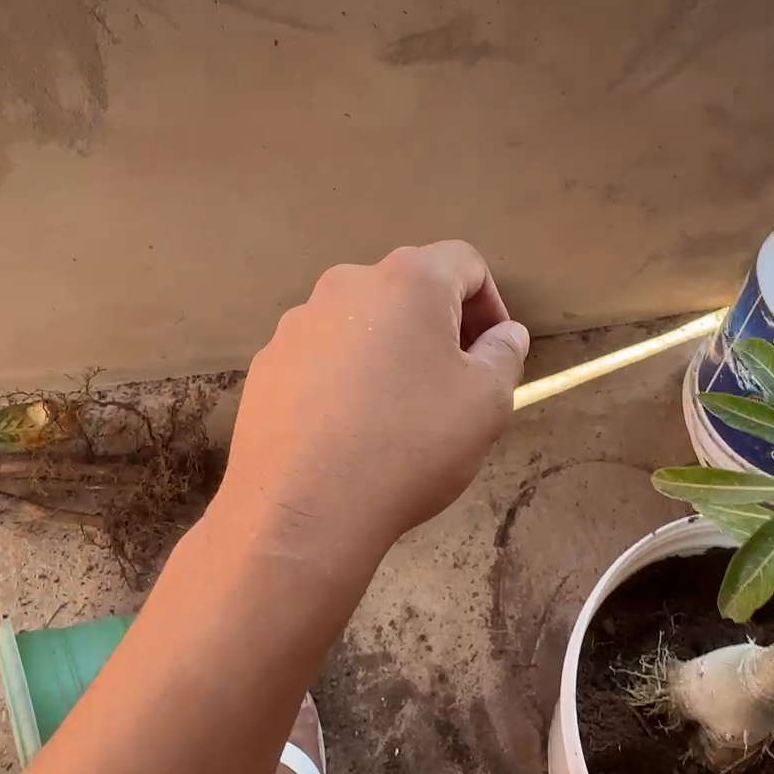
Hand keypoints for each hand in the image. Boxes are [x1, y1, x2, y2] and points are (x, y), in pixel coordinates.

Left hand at [216, 241, 528, 561]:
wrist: (305, 510)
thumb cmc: (411, 445)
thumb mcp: (487, 402)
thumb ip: (504, 354)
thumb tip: (505, 333)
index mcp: (408, 280)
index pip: (466, 263)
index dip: (492, 305)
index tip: (493, 355)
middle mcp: (347, 284)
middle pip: (411, 290)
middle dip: (441, 329)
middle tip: (454, 386)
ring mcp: (299, 323)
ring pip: (365, 323)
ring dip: (392, 351)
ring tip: (398, 414)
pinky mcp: (268, 363)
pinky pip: (324, 356)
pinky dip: (347, 377)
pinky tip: (350, 429)